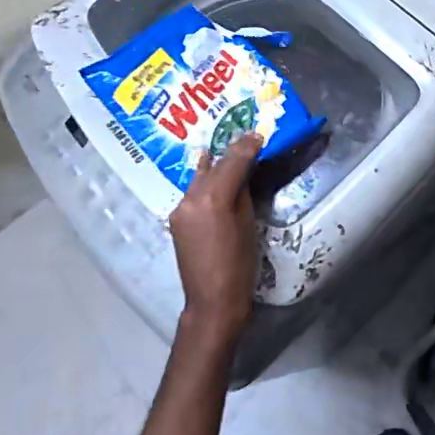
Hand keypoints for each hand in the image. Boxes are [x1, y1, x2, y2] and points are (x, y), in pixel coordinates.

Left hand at [169, 133, 261, 341]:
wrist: (212, 301)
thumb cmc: (240, 265)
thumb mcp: (248, 223)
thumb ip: (242, 192)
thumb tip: (242, 172)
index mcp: (213, 199)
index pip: (232, 162)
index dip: (246, 147)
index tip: (258, 134)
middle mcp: (191, 197)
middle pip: (213, 166)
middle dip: (231, 152)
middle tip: (247, 139)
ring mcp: (180, 208)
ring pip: (200, 177)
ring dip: (215, 165)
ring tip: (230, 153)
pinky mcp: (176, 218)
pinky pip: (194, 192)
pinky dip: (206, 183)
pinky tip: (214, 178)